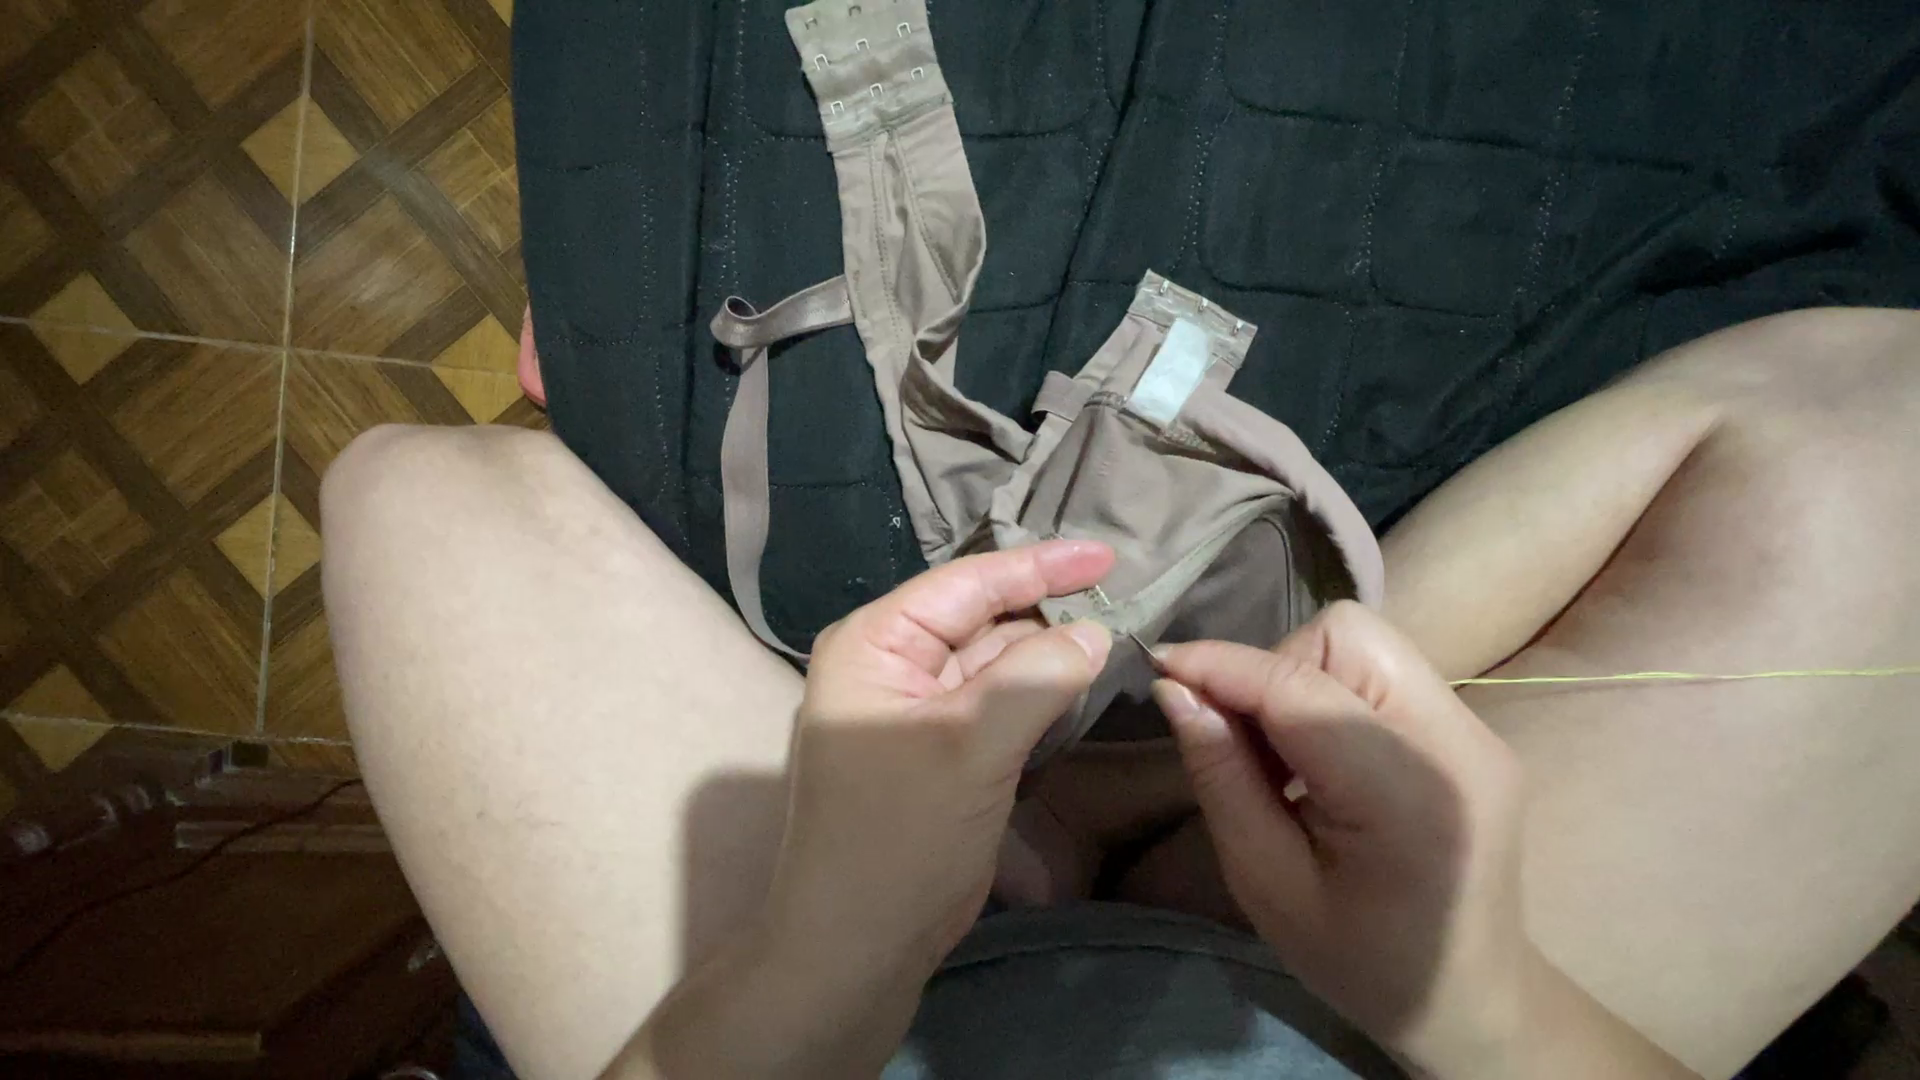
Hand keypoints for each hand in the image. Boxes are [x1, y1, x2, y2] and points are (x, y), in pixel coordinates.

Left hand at [770, 538, 1113, 975]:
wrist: (853, 953)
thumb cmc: (900, 838)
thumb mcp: (972, 747)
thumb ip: (1035, 678)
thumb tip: (1092, 631)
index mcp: (874, 643)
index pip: (967, 583)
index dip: (1040, 565)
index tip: (1107, 553)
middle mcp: (887, 664)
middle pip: (979, 619)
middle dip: (1045, 614)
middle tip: (1118, 604)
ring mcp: (909, 709)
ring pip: (989, 663)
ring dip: (1043, 658)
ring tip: (1107, 643)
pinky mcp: (932, 748)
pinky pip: (989, 704)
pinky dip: (1031, 697)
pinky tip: (1073, 688)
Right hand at [1151, 601, 1528, 1072]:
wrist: (1471, 996)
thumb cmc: (1359, 958)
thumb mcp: (1264, 881)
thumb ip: (1220, 774)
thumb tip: (1174, 688)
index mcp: (1412, 794)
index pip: (1300, 689)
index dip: (1221, 665)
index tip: (1160, 665)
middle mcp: (1459, 739)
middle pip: (1344, 635)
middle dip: (1271, 667)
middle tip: (1241, 735)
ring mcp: (1471, 726)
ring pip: (1359, 640)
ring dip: (1296, 674)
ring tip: (1279, 749)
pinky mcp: (1464, 725)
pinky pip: (1376, 666)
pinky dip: (1323, 687)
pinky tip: (1314, 751)